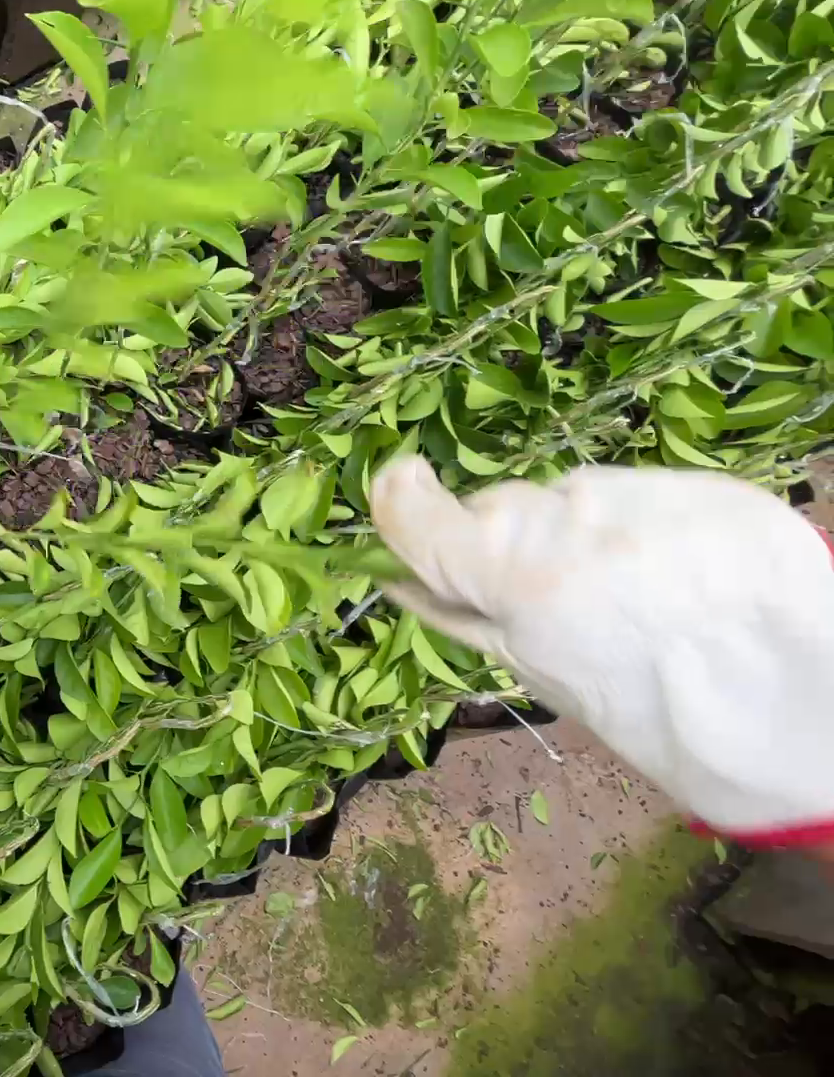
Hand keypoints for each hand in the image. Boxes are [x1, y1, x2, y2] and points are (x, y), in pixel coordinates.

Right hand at [370, 456, 833, 848]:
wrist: (798, 706)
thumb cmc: (634, 701)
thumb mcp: (522, 660)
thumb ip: (452, 609)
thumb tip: (395, 575)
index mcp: (506, 566)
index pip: (411, 506)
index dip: (396, 496)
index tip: (401, 489)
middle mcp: (561, 513)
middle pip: (496, 506)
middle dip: (503, 538)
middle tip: (549, 589)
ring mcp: (635, 491)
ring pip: (565, 498)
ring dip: (573, 529)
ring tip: (630, 586)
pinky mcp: (699, 482)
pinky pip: (632, 494)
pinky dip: (634, 525)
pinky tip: (675, 571)